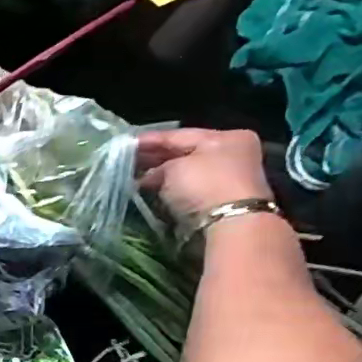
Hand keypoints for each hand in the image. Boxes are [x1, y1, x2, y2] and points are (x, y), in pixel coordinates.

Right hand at [136, 128, 271, 222]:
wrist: (233, 226)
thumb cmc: (205, 185)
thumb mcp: (174, 168)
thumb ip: (159, 168)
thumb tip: (149, 176)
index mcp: (228, 137)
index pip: (181, 135)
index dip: (152, 140)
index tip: (128, 143)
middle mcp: (234, 156)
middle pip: (187, 154)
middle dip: (158, 159)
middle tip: (129, 161)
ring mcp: (232, 182)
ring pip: (190, 175)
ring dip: (165, 177)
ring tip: (138, 178)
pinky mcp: (226, 206)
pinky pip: (193, 194)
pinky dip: (175, 193)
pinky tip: (156, 193)